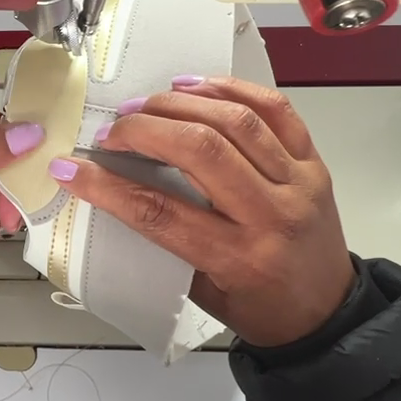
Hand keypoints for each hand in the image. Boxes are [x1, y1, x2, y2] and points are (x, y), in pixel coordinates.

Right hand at [46, 76, 353, 346]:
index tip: (71, 168)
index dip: (107, 186)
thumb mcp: (198, 288)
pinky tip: (193, 85)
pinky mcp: (314, 162)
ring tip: (144, 105)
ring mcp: (299, 183)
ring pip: (236, 122)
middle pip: (200, 152)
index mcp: (238, 259)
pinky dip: (231, 90)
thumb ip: (161, 238)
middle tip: (112, 131)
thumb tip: (110, 188)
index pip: (159, 212)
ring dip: (180, 104)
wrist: (329, 315)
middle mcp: (272, 215)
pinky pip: (276, 110)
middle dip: (144, 132)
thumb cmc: (256, 308)